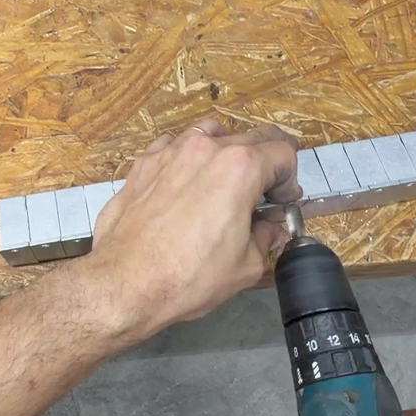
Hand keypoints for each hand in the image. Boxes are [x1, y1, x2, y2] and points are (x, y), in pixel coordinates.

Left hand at [79, 119, 299, 339]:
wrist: (125, 282)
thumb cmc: (187, 276)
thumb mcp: (245, 265)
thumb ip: (265, 237)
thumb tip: (269, 228)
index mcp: (239, 169)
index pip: (282, 153)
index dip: (290, 178)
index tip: (283, 200)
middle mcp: (205, 149)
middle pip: (251, 137)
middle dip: (266, 162)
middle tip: (266, 190)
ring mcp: (170, 152)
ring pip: (210, 133)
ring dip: (227, 150)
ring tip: (226, 179)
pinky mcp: (143, 163)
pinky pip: (174, 145)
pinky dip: (188, 157)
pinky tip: (187, 181)